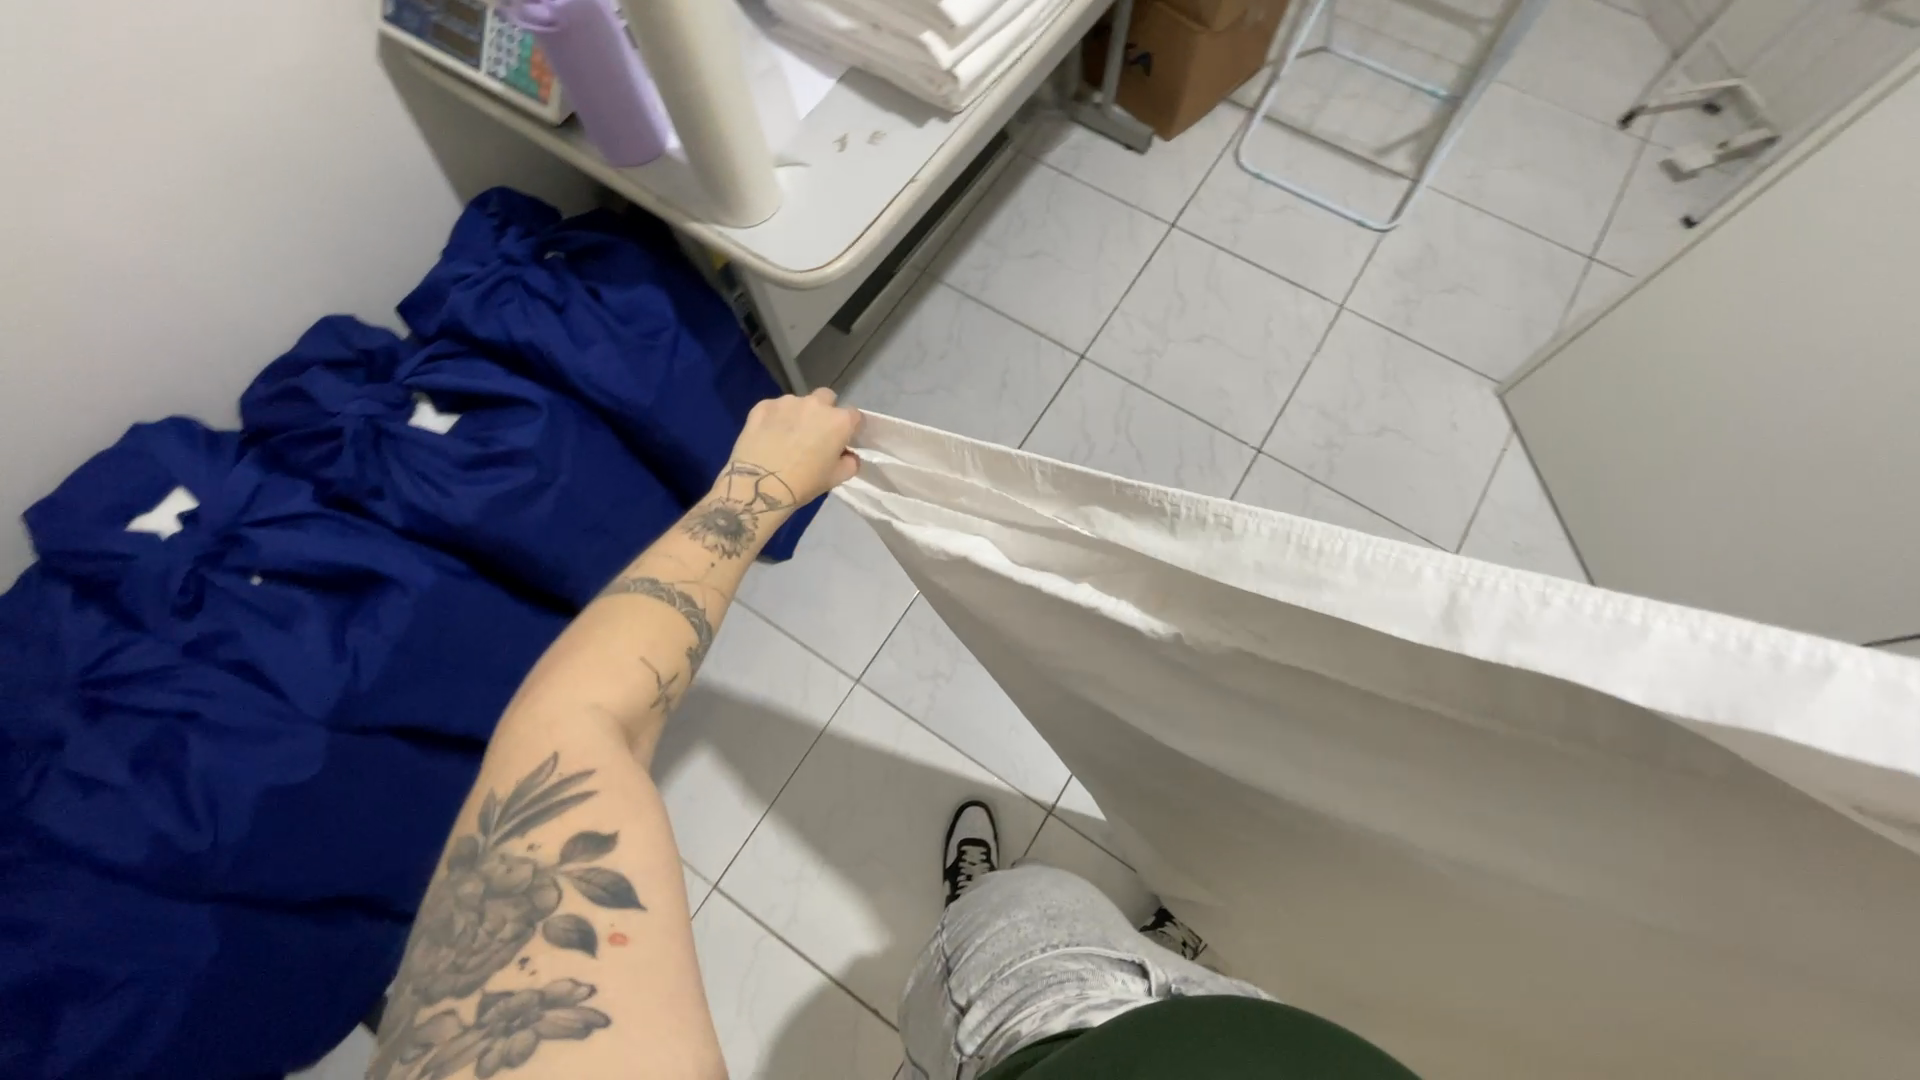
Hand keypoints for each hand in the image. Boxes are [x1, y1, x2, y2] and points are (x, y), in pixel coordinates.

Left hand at [718, 389, 861, 508]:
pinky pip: (774, 408)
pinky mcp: (763, 405)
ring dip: (798, 414)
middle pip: (826, 398)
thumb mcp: (836, 478)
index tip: (843, 439)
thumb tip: (848, 455)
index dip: (850, 427)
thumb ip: (850, 462)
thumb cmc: (804, 483)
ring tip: (787, 436)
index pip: (854, 415)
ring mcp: (787, 402)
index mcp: (839, 421)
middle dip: (825, 410)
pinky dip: (775, 418)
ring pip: (798, 402)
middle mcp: (815, 404)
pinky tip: (768, 436)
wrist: (759, 484)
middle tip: (816, 433)